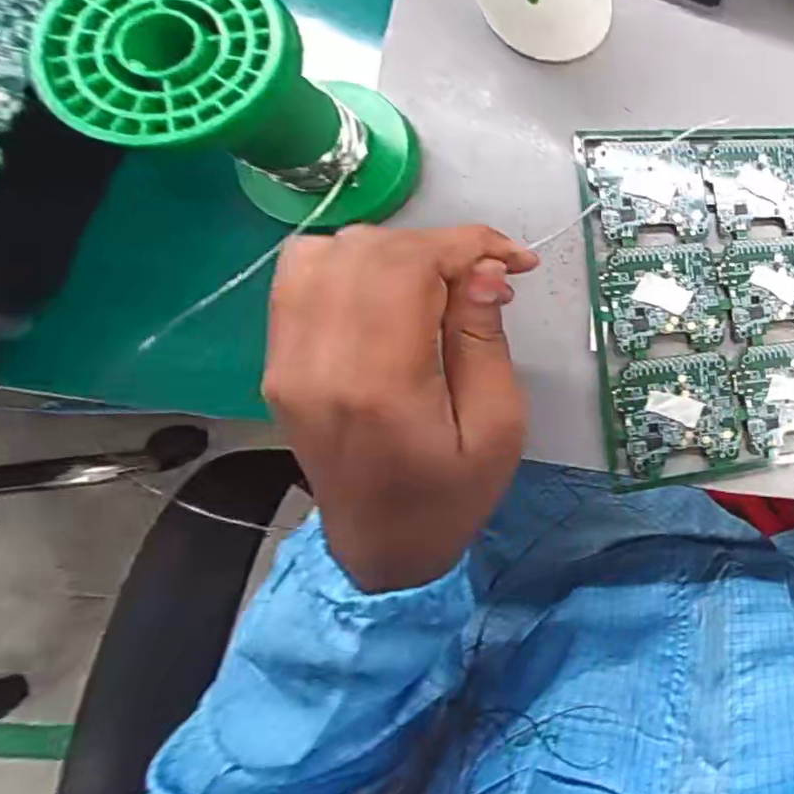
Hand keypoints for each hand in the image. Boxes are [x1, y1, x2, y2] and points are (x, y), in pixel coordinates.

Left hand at [263, 225, 538, 589]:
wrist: (383, 548)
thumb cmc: (453, 495)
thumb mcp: (498, 425)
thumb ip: (484, 340)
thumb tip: (481, 270)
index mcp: (379, 383)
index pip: (409, 266)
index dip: (468, 245)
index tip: (515, 261)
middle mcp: (317, 361)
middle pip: (369, 250)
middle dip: (440, 247)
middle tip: (485, 279)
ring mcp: (286, 359)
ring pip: (327, 251)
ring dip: (396, 251)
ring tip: (439, 284)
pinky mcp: (278, 361)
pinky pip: (300, 276)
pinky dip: (351, 263)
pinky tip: (390, 290)